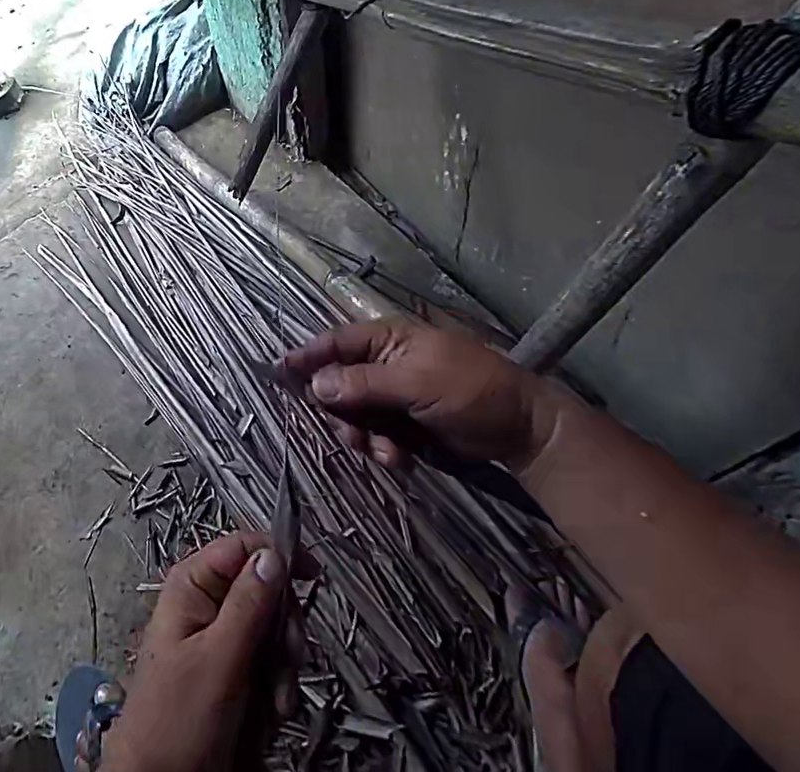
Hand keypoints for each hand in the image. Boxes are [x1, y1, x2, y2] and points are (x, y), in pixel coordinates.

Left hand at [103, 533, 313, 771]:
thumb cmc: (173, 725)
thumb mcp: (217, 658)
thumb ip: (248, 604)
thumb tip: (272, 555)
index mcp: (193, 586)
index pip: (243, 546)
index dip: (277, 556)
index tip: (310, 574)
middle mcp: (208, 605)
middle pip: (267, 589)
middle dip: (283, 629)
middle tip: (284, 659)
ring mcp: (222, 638)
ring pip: (275, 629)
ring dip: (282, 666)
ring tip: (271, 700)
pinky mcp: (235, 670)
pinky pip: (272, 662)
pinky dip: (277, 687)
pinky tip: (267, 712)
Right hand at [279, 319, 559, 473]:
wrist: (520, 429)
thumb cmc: (470, 389)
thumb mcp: (416, 382)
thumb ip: (363, 384)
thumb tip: (315, 384)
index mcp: (388, 339)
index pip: (336, 342)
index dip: (308, 357)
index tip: (280, 372)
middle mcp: (384, 363)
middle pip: (339, 385)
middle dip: (342, 414)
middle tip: (350, 435)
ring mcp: (394, 395)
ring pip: (355, 415)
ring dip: (364, 437)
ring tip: (387, 453)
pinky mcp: (404, 423)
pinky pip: (376, 435)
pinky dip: (383, 450)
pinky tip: (401, 460)